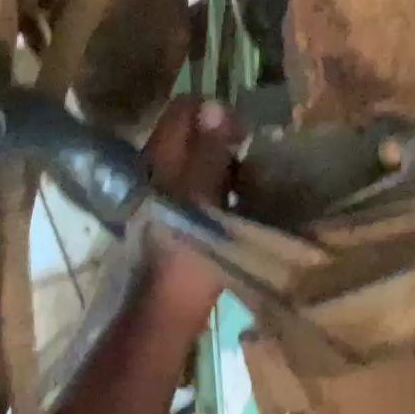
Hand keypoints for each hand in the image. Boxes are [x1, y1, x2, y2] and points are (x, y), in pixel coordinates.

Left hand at [139, 97, 244, 319]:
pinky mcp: (177, 218)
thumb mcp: (203, 195)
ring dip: (225, 164)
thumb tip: (215, 104)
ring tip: (256, 179)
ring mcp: (165, 193)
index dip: (215, 110)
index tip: (245, 130)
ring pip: (198, 161)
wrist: (167, 309)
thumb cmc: (187, 248)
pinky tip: (244, 203)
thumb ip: (209, 151)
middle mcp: (157, 168)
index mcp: (160, 156)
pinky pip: (202, 187)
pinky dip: (221, 188)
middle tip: (257, 155)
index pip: (184, 108)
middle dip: (224, 137)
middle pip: (192, 134)